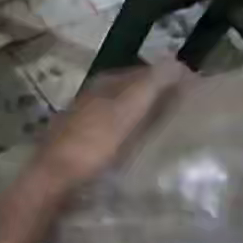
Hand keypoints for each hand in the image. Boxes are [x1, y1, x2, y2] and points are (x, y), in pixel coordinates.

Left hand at [27, 60, 187, 194]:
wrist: (51, 181)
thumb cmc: (91, 144)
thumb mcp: (126, 110)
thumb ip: (151, 84)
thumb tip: (176, 61)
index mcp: (102, 84)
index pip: (143, 71)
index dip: (168, 78)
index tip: (191, 91)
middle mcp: (87, 99)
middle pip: (127, 94)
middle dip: (152, 100)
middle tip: (180, 114)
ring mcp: (76, 125)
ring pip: (115, 116)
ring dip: (136, 121)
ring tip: (159, 134)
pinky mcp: (71, 149)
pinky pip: (104, 138)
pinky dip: (120, 140)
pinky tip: (128, 153)